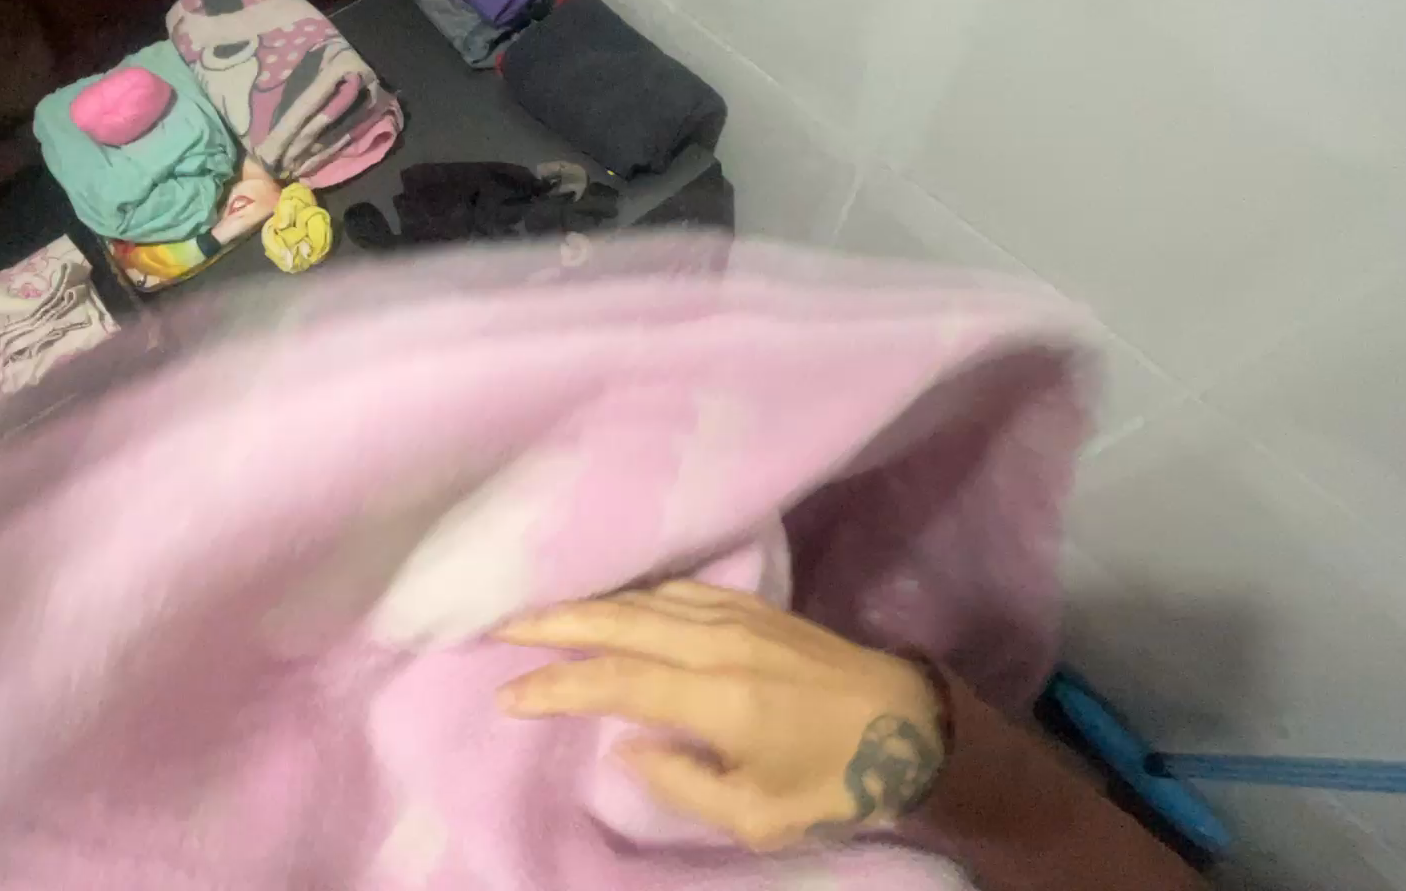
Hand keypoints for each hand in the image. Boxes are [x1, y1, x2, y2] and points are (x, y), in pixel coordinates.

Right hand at [494, 580, 945, 850]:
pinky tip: (609, 602)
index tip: (508, 696)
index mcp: (719, 698)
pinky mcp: (746, 602)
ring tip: (539, 611)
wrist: (906, 719)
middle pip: (616, 621)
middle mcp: (715, 643)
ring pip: (639, 598)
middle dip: (552, 622)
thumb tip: (624, 744)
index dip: (555, 687)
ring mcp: (731, 613)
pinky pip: (671, 589)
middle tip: (499, 625)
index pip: (615, 682)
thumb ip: (684, 783)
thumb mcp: (761, 815)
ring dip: (584, 603)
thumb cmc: (834, 777)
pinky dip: (629, 594)